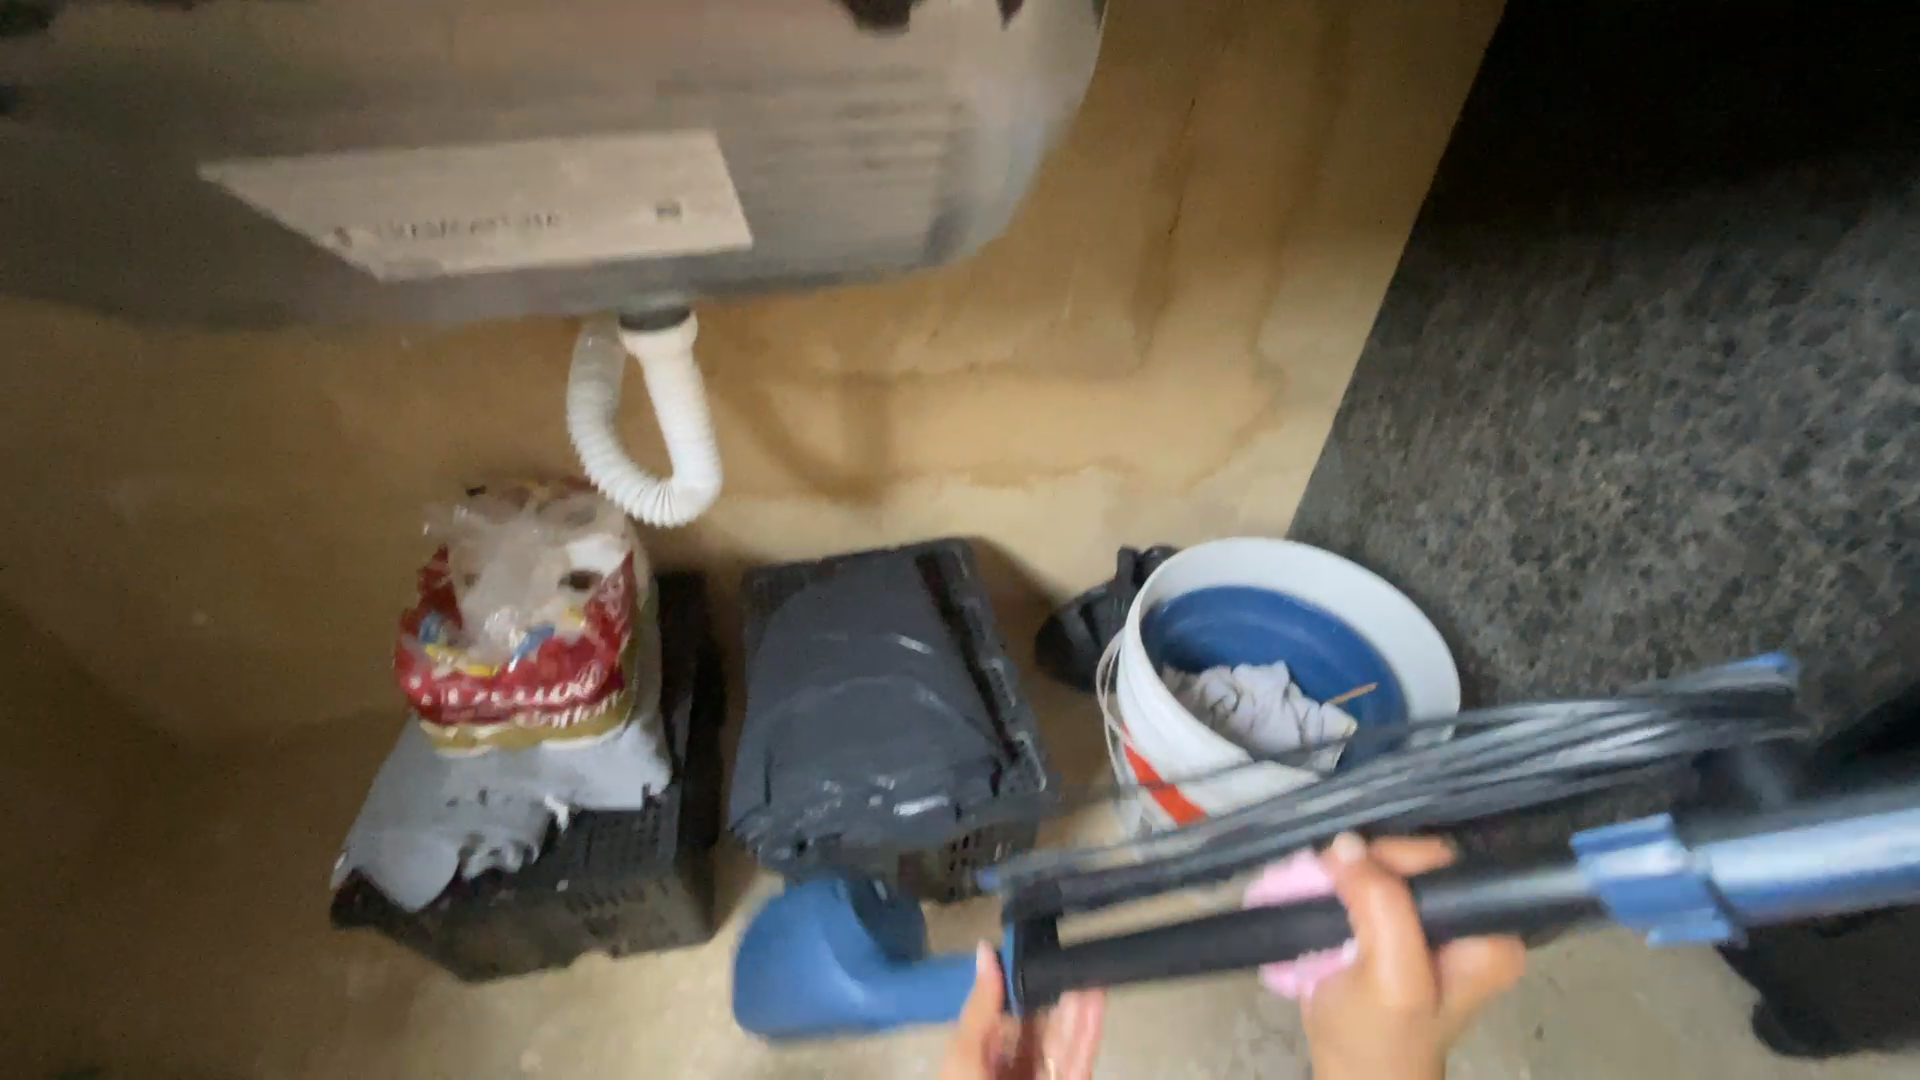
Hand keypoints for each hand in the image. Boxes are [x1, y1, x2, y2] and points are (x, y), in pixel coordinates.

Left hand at [940, 943, 1106, 1079]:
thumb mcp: (964, 1054)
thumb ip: (982, 1004)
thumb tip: (985, 948)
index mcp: (986, 1059)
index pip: (1011, 1015)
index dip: (1028, 986)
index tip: (1045, 953)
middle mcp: (1017, 1071)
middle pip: (1044, 1028)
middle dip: (1060, 997)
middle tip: (1077, 960)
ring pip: (1066, 1044)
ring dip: (1079, 1012)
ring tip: (1091, 975)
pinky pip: (1078, 1065)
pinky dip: (1088, 1036)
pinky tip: (1095, 1006)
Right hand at [1304, 834, 1526, 1079]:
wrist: (1352, 1073)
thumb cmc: (1377, 1037)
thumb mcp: (1390, 979)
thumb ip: (1382, 909)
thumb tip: (1347, 844)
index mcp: (1489, 936)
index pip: (1441, 860)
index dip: (1391, 856)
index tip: (1346, 874)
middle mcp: (1469, 921)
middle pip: (1411, 856)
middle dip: (1362, 863)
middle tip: (1326, 886)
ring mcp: (1432, 922)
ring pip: (1385, 864)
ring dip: (1344, 871)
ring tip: (1317, 891)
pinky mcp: (1400, 924)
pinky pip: (1371, 879)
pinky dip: (1340, 881)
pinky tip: (1321, 894)